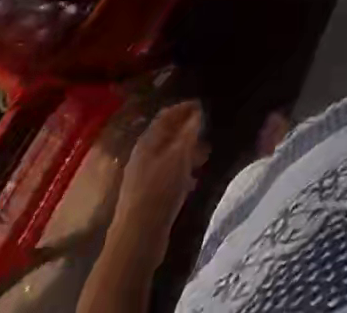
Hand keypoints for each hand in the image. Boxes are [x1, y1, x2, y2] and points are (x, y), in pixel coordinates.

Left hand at [116, 101, 206, 236]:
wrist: (138, 239)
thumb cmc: (159, 192)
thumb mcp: (179, 158)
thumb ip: (189, 133)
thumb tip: (198, 112)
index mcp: (147, 142)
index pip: (166, 115)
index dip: (184, 108)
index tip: (204, 106)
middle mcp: (143, 156)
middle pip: (167, 135)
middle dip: (188, 130)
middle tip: (209, 132)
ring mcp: (143, 177)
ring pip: (169, 155)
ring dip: (187, 151)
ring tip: (206, 156)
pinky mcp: (148, 195)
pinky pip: (168, 174)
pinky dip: (183, 170)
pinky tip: (194, 179)